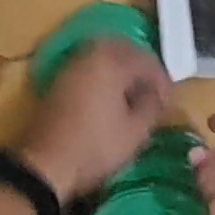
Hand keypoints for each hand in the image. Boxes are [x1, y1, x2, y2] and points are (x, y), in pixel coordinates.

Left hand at [18, 39, 172, 200]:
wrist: (45, 164)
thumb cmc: (96, 147)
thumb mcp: (135, 132)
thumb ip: (152, 107)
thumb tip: (158, 96)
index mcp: (111, 62)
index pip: (147, 61)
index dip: (163, 82)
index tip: (169, 103)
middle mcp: (89, 55)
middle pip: (124, 50)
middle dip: (142, 70)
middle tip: (154, 94)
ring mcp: (70, 67)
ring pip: (104, 57)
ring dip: (122, 72)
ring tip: (134, 97)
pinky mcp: (58, 82)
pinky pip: (89, 69)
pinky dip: (104, 78)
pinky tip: (112, 100)